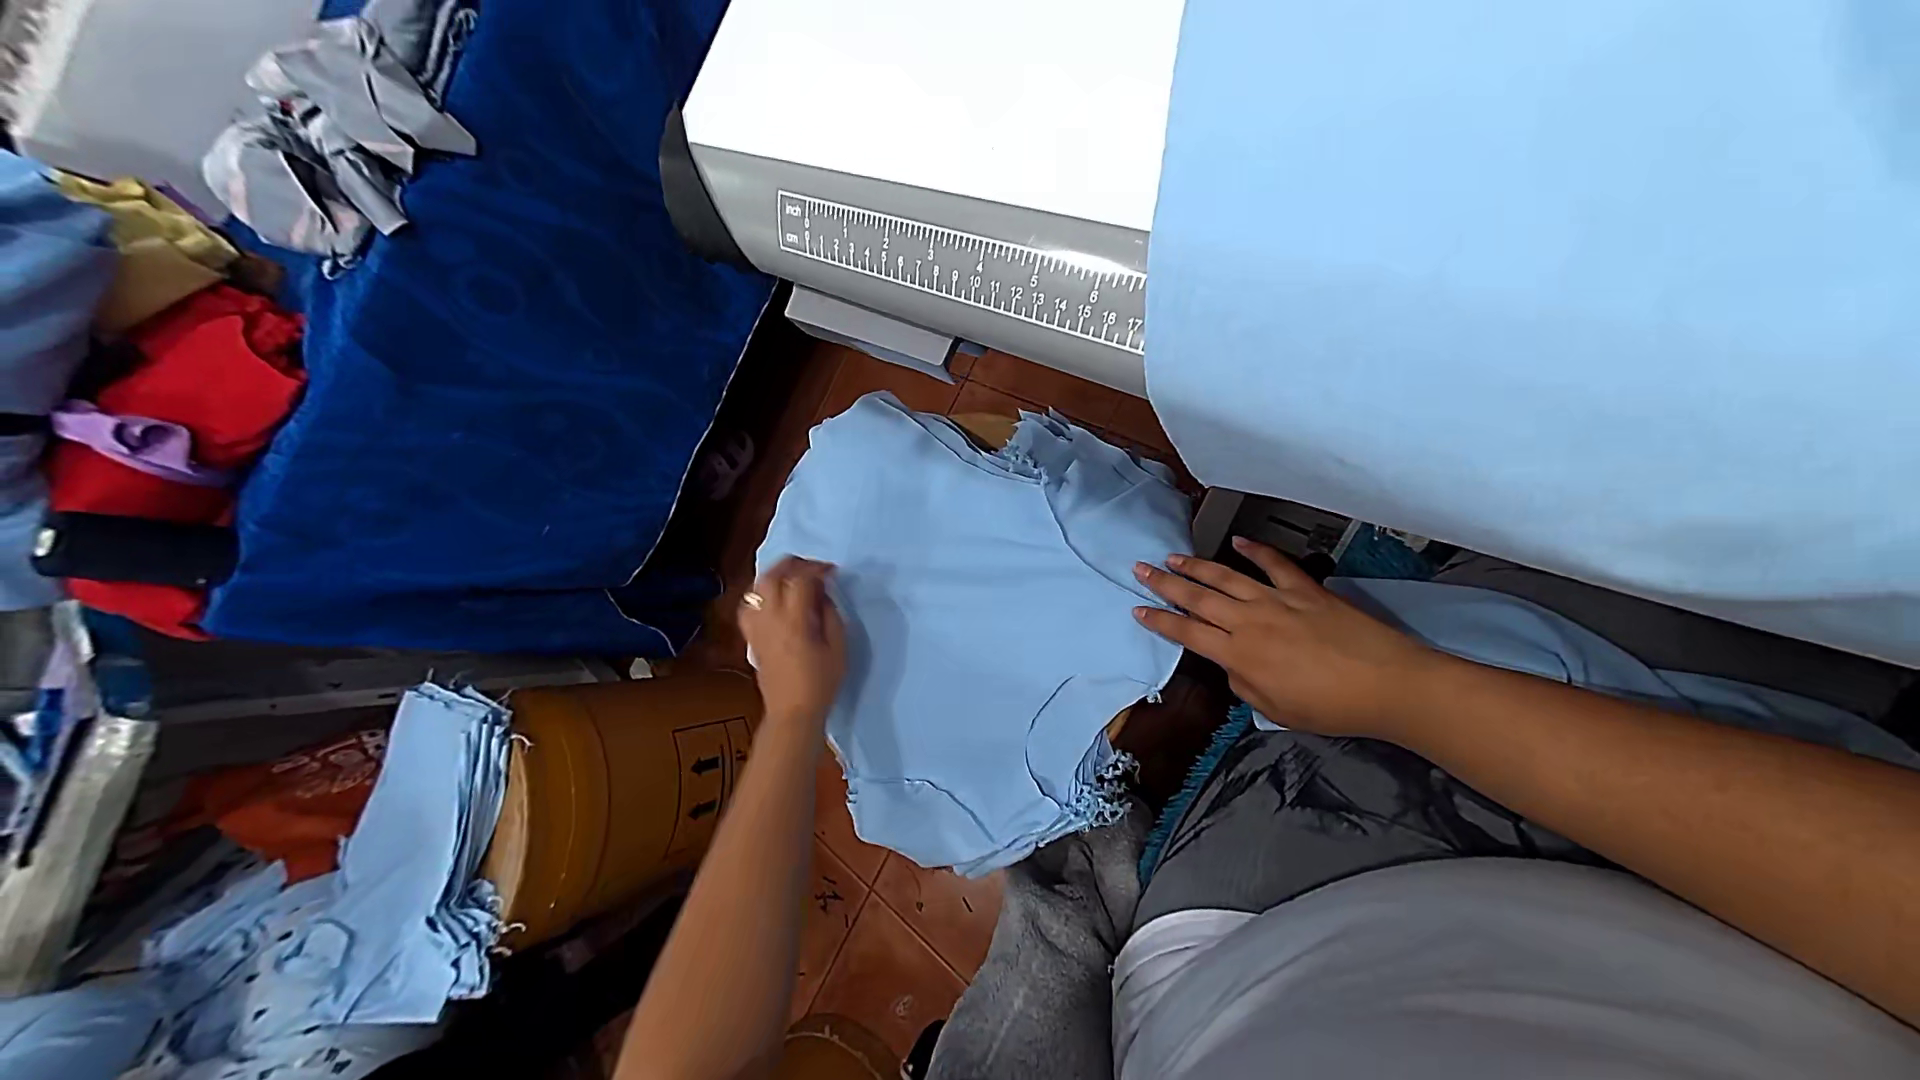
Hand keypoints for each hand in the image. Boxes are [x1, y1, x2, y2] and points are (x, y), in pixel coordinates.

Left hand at [740, 558, 846, 727]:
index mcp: (795, 621)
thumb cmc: (821, 682)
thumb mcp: (838, 647)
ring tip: (791, 578)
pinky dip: (760, 595)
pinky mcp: (750, 637)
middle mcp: (770, 619)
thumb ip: (830, 615)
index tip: (832, 571)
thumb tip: (822, 594)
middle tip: (811, 567)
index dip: (817, 569)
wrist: (792, 712)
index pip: (801, 580)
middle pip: (772, 576)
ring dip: (774, 576)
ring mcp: (756, 628)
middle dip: (792, 564)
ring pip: (756, 588)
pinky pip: (748, 606)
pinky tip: (771, 599)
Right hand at [1132, 538, 1443, 738]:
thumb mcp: (1275, 710)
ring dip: (1196, 565)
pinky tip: (1239, 541)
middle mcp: (1250, 621)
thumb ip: (1244, 686)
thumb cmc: (1332, 707)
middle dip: (1164, 583)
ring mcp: (1277, 601)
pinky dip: (1256, 550)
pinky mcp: (1305, 590)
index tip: (1139, 610)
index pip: (1187, 632)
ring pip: (1226, 577)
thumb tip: (1233, 666)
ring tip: (1174, 556)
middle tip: (1142, 569)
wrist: (1389, 685)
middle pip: (1197, 597)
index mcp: (1239, 654)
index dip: (1159, 621)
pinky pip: (1274, 564)